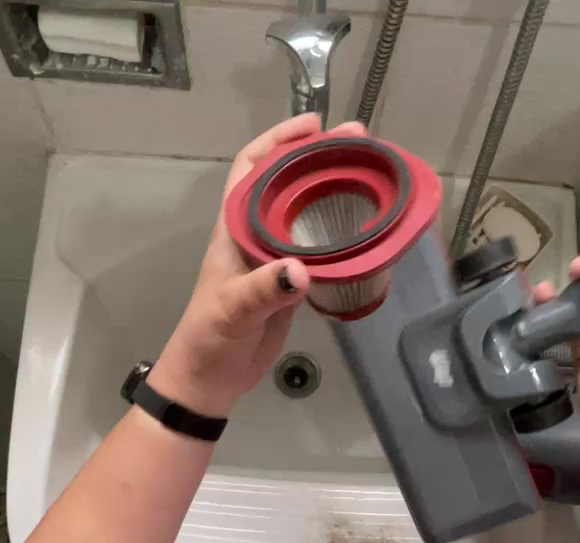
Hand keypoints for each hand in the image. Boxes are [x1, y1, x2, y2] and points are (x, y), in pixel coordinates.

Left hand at [149, 114, 368, 416]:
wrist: (210, 379)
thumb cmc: (210, 339)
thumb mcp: (232, 311)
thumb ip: (262, 290)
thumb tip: (300, 272)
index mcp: (234, 230)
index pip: (252, 169)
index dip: (279, 141)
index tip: (314, 126)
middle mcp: (254, 237)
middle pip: (286, 185)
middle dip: (318, 159)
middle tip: (359, 144)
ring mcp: (272, 262)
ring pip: (304, 216)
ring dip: (331, 195)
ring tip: (370, 177)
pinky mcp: (288, 288)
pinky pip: (317, 252)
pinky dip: (338, 238)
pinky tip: (363, 231)